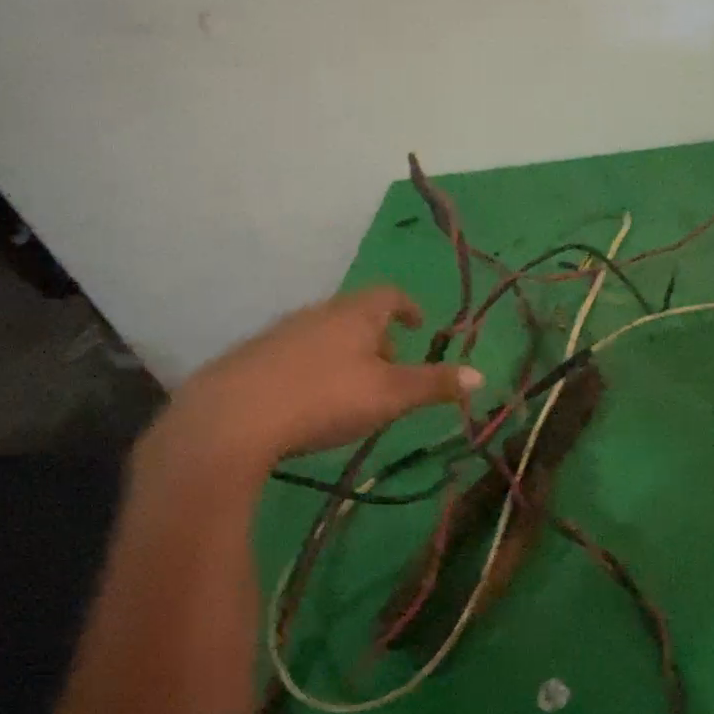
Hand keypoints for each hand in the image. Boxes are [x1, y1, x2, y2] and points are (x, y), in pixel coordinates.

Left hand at [154, 287, 482, 483]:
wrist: (232, 417)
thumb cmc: (325, 398)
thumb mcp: (390, 396)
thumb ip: (434, 385)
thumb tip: (481, 375)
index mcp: (355, 313)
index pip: (389, 295)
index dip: (408, 307)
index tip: (418, 325)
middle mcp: (318, 313)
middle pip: (355, 314)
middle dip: (377, 337)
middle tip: (390, 367)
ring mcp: (281, 333)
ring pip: (324, 335)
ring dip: (344, 354)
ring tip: (352, 389)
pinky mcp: (251, 358)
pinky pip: (295, 354)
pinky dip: (313, 368)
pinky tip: (308, 402)